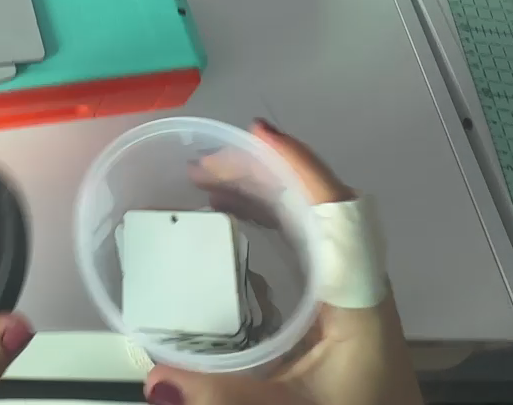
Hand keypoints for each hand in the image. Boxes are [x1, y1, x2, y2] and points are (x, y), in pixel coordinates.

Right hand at [144, 121, 421, 404]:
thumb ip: (226, 394)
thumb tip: (157, 376)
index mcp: (356, 297)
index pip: (335, 209)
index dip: (299, 164)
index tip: (258, 133)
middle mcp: (355, 281)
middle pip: (314, 201)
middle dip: (259, 171)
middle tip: (202, 165)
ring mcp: (346, 288)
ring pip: (307, 217)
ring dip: (259, 191)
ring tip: (206, 184)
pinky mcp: (336, 302)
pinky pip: (302, 238)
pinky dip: (266, 217)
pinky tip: (233, 222)